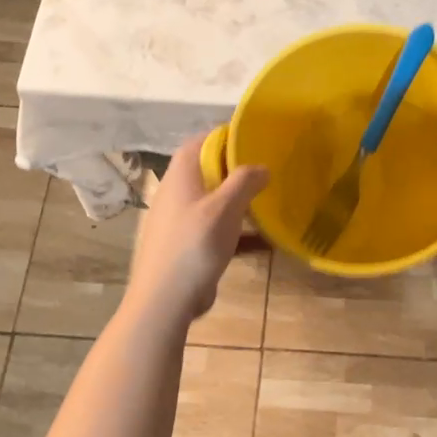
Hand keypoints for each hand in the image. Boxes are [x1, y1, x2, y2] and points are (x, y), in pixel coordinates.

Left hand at [124, 139, 268, 325]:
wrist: (166, 300)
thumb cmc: (194, 244)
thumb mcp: (224, 208)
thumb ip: (245, 181)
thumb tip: (262, 167)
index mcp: (181, 176)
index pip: (200, 142)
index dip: (224, 136)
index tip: (254, 139)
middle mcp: (178, 194)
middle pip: (209, 171)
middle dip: (238, 170)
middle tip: (269, 170)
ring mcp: (182, 221)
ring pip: (215, 202)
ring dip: (240, 202)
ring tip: (270, 201)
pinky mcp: (190, 246)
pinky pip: (218, 231)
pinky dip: (239, 232)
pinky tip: (266, 241)